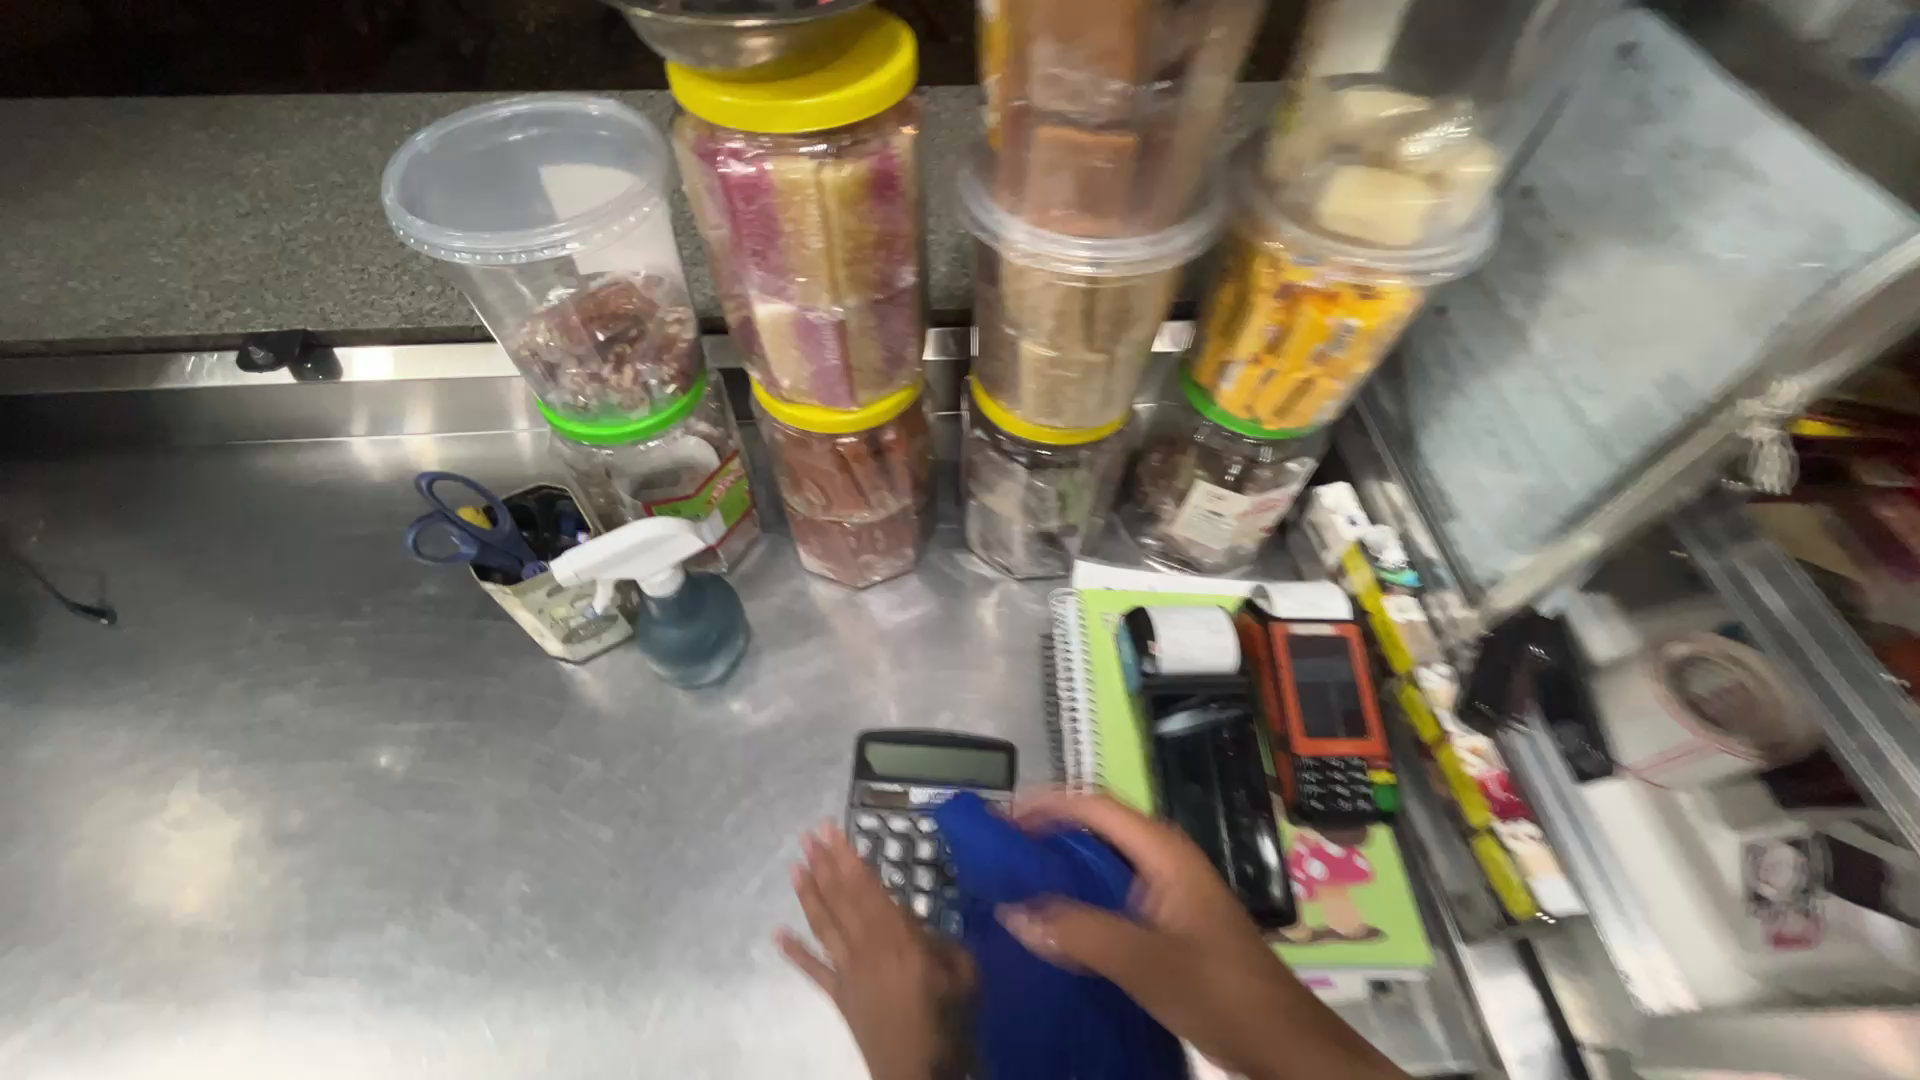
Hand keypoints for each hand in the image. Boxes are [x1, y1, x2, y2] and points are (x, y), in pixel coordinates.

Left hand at [777, 824, 973, 1079]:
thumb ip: (942, 942)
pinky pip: (813, 971)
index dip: (847, 857)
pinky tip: (776, 934)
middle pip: (841, 898)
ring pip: (824, 925)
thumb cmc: (950, 1022)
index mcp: (897, 937)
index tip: (831, 831)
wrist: (920, 1076)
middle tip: (808, 834)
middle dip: (824, 864)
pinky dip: (794, 952)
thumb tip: (923, 929)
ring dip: (808, 894)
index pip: (866, 887)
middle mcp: (866, 947)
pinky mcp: (840, 998)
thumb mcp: (964, 973)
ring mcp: (848, 973)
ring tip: (794, 865)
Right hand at [998, 791, 1405, 1079]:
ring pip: (1101, 862)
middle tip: (999, 853)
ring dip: (1060, 867)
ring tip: (1013, 884)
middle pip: (1095, 827)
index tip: (1002, 819)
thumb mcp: (1145, 961)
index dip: (1047, 803)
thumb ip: (1079, 932)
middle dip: (1046, 833)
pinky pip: (1110, 893)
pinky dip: (1077, 898)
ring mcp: (1166, 888)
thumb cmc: (1222, 991)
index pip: (1095, 804)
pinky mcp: (1165, 919)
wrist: (1286, 1046)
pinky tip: (1053, 924)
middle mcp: (1163, 857)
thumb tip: (1013, 911)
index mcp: (1163, 849)